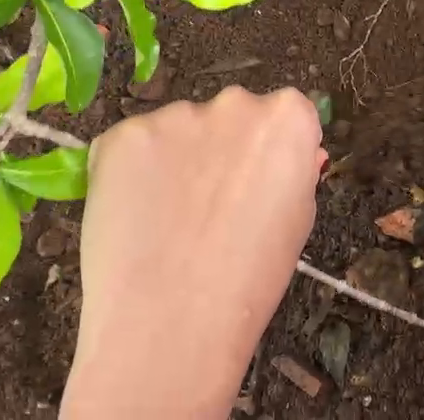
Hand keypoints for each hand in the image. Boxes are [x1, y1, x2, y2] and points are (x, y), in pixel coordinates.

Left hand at [63, 86, 325, 417]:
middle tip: (211, 202)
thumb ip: (293, 171)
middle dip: (222, 147)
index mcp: (291, 115)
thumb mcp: (299, 214)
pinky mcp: (123, 137)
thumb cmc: (253, 275)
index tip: (257, 182)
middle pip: (231, 114)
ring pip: (179, 129)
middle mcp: (239, 101)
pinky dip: (129, 172)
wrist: (175, 321)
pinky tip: (134, 215)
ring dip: (175, 158)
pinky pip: (130, 145)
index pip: (285, 113)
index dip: (268, 151)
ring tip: (167, 217)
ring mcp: (178, 115)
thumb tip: (284, 156)